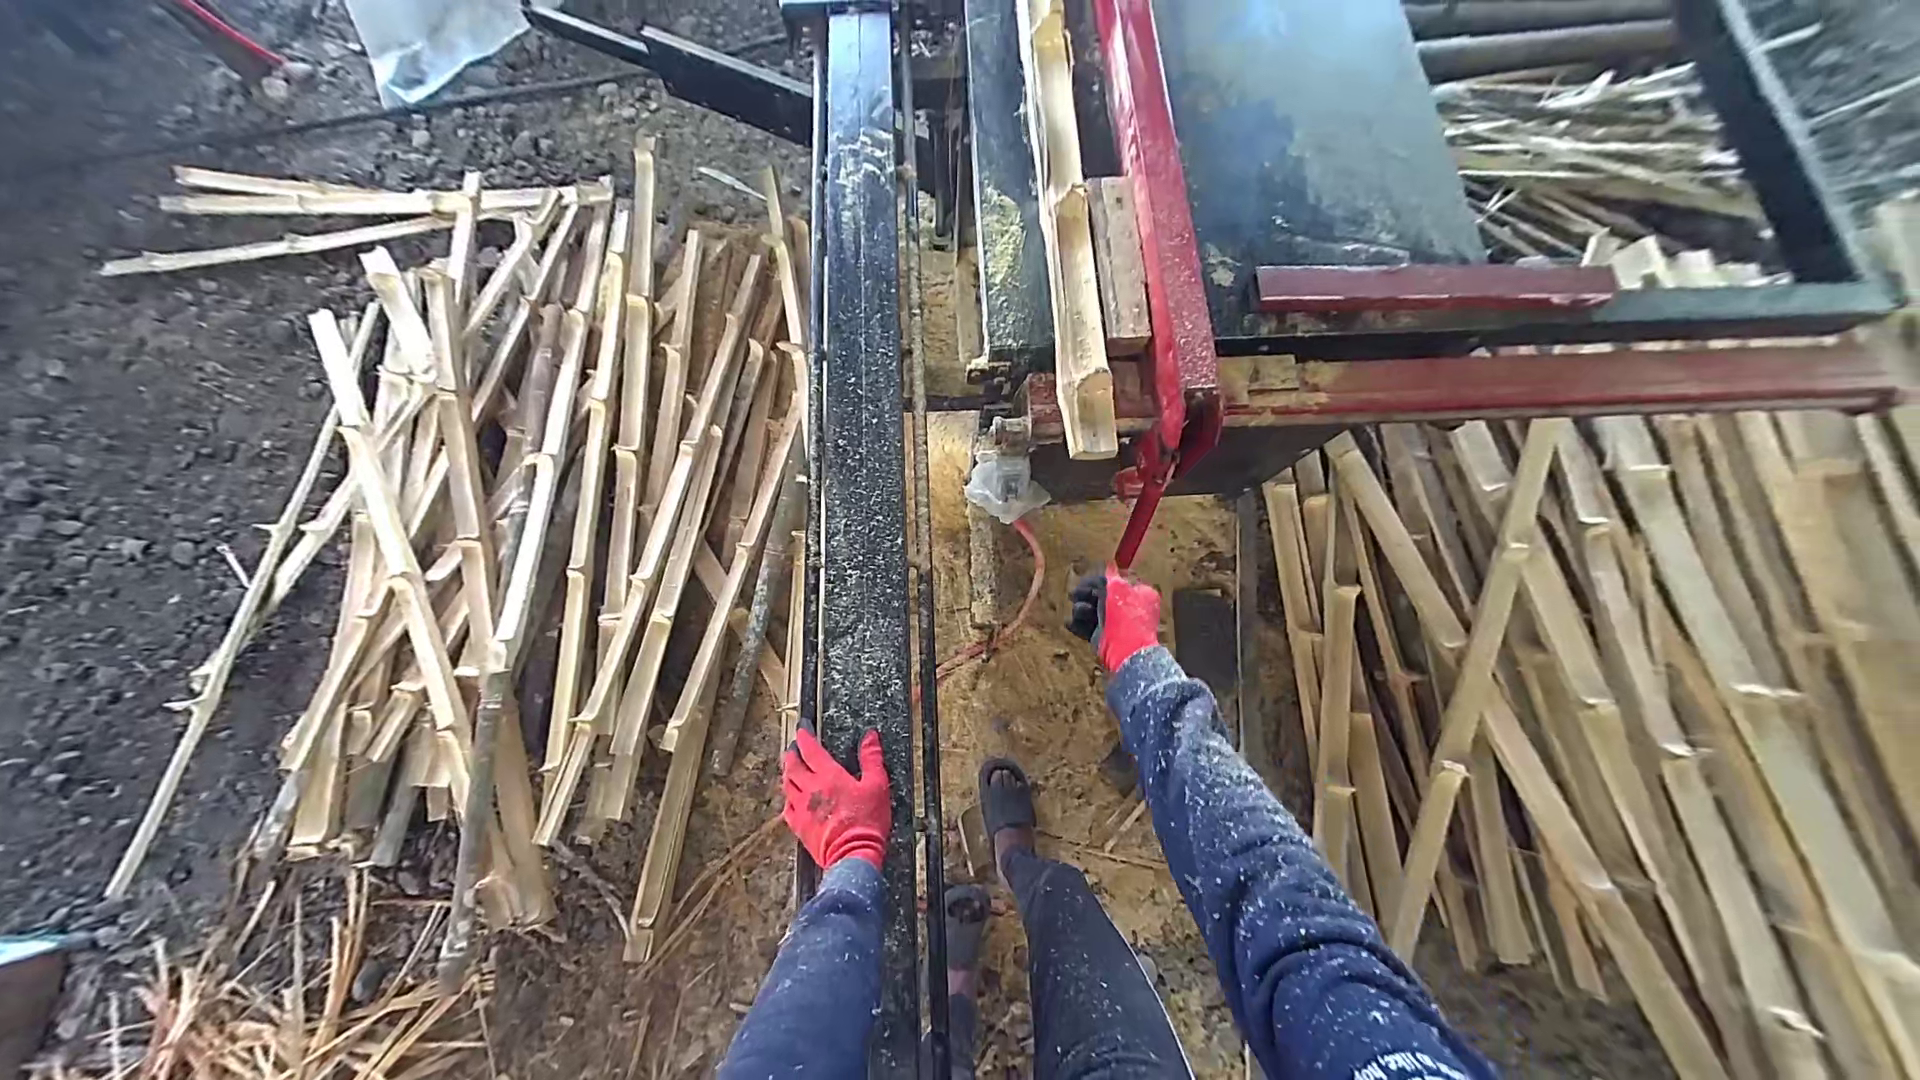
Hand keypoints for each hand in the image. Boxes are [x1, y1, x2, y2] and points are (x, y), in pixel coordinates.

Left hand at [783, 729, 889, 869]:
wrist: (853, 855)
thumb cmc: (866, 821)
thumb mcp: (877, 785)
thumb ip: (872, 759)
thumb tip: (870, 737)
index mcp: (829, 776)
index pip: (811, 751)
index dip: (804, 738)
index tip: (802, 730)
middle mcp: (811, 790)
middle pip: (793, 766)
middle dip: (791, 754)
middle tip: (792, 747)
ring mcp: (802, 809)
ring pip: (787, 786)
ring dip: (787, 773)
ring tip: (789, 768)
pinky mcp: (800, 827)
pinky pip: (787, 809)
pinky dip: (787, 799)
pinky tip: (790, 798)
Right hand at [1067, 562, 1160, 671]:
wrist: (1125, 650)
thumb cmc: (1126, 617)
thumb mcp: (1116, 588)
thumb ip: (1108, 578)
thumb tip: (1106, 567)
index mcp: (1139, 594)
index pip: (1115, 582)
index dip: (1098, 580)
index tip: (1084, 581)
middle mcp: (1129, 608)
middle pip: (1100, 596)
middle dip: (1085, 595)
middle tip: (1074, 595)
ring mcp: (1116, 624)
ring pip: (1091, 611)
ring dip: (1081, 610)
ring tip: (1080, 612)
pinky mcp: (1104, 638)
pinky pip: (1087, 628)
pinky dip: (1078, 625)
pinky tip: (1071, 623)